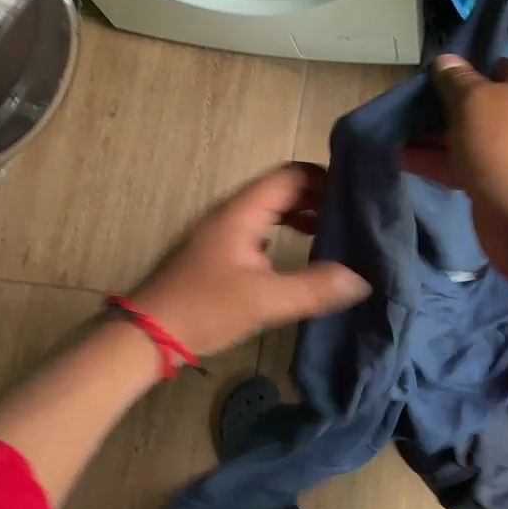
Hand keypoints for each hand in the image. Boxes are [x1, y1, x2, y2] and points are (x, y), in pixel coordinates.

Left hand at [128, 162, 370, 358]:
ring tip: (333, 230)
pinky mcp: (218, 249)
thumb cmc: (204, 309)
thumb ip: (314, 288)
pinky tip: (300, 250)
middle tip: (352, 214)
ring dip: (301, 213)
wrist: (146, 333)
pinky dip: (284, 229)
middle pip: (281, 187)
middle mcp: (232, 211)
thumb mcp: (265, 302)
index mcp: (242, 211)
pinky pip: (259, 225)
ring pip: (270, 207)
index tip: (355, 195)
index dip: (325, 178)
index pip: (291, 175)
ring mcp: (222, 229)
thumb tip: (360, 280)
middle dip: (318, 196)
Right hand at [400, 0, 507, 327]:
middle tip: (427, 62)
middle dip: (464, 62)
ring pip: (476, 114)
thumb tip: (447, 64)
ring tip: (401, 108)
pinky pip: (464, 153)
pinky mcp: (500, 174)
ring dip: (440, 112)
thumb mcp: (478, 106)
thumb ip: (457, 80)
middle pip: (502, 67)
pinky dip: (435, 151)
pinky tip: (398, 151)